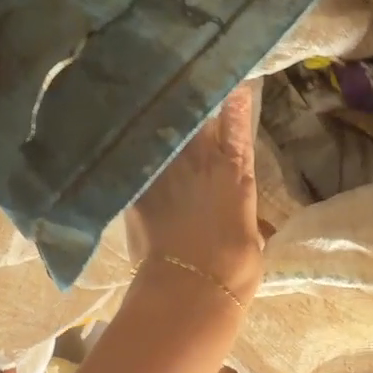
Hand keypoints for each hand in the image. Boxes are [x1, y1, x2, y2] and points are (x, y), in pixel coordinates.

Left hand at [129, 85, 263, 304]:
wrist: (192, 289)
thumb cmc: (234, 267)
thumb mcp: (249, 233)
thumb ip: (240, 211)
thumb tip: (242, 215)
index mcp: (235, 170)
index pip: (237, 122)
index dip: (235, 101)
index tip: (233, 83)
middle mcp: (201, 160)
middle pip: (196, 117)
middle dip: (192, 101)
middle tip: (185, 83)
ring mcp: (167, 170)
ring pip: (163, 131)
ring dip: (162, 119)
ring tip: (153, 99)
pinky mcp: (138, 188)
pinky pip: (135, 159)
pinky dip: (134, 151)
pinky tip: (123, 138)